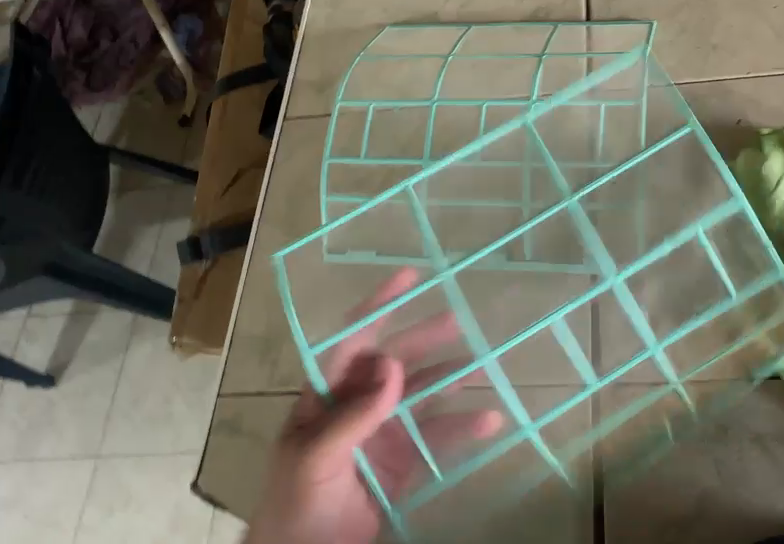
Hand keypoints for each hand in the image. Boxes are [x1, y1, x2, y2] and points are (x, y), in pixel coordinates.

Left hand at [252, 269, 503, 543]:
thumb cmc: (294, 504)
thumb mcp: (313, 456)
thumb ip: (352, 414)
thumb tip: (392, 366)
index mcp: (327, 396)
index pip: (354, 341)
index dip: (380, 306)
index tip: (410, 278)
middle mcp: (357, 406)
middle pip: (395, 361)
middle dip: (426, 340)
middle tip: (460, 322)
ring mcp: (382, 435)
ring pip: (422, 396)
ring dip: (452, 380)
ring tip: (485, 367)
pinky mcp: (403, 465)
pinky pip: (437, 439)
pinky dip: (464, 428)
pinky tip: (489, 420)